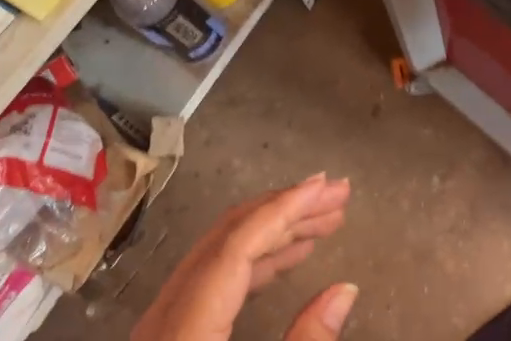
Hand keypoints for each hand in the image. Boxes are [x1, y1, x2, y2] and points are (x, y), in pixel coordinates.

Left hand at [132, 174, 355, 340]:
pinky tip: (291, 255)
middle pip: (228, 239)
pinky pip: (214, 281)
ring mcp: (164, 324)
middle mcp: (166, 316)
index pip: (236, 245)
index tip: (324, 184)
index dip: (283, 208)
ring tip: (326, 219)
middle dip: (285, 210)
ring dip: (274, 232)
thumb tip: (346, 289)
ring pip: (220, 256)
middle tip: (338, 193)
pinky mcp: (171, 334)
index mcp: (185, 327)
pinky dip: (255, 261)